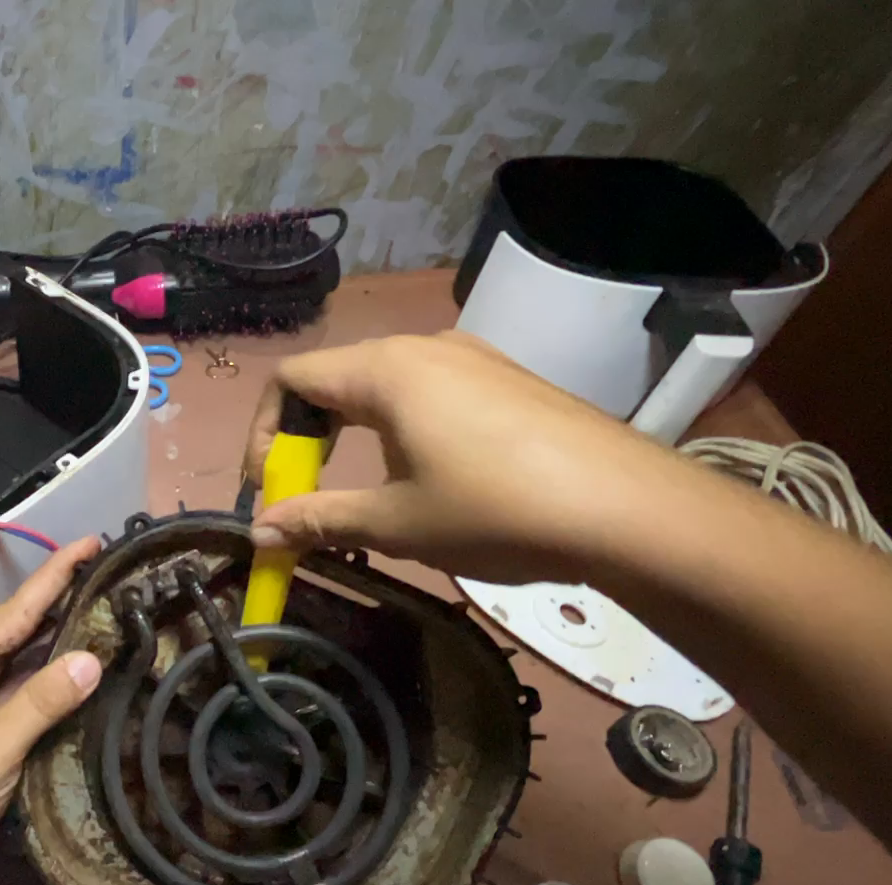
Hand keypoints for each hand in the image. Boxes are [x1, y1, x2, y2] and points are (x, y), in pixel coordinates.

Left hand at [0, 535, 104, 884]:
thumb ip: (39, 704)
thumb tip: (91, 659)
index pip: (14, 610)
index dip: (55, 575)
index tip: (92, 541)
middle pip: (17, 621)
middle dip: (60, 592)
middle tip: (107, 565)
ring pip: (20, 648)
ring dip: (57, 625)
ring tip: (102, 598)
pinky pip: (19, 676)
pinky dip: (49, 662)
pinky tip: (77, 653)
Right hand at [243, 330, 698, 582]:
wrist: (631, 510)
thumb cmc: (494, 510)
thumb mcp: (392, 524)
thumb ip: (317, 519)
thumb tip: (259, 530)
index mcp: (384, 371)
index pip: (290, 380)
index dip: (262, 434)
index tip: (269, 490)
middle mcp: (422, 347)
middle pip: (331, 380)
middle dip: (302, 439)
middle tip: (303, 496)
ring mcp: (470, 358)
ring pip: (378, 387)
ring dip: (348, 438)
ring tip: (360, 494)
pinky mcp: (504, 379)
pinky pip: (423, 392)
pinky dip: (394, 430)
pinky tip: (422, 476)